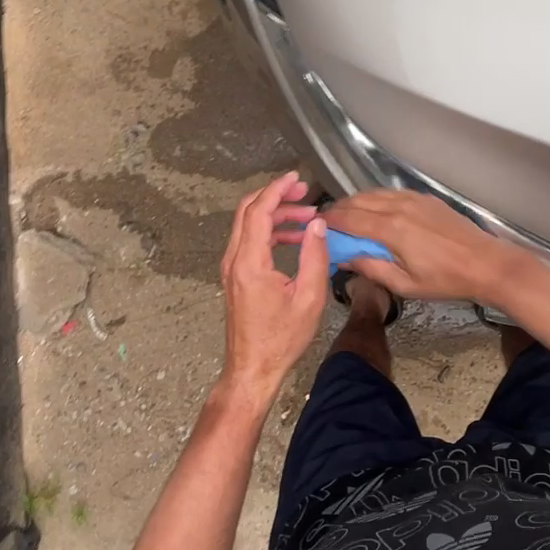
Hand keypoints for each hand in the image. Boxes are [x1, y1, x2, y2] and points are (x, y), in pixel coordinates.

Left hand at [220, 172, 330, 393]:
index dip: (277, 190)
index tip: (297, 179)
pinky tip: (295, 238)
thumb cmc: (281, 339)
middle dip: (276, 196)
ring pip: (248, 225)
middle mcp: (235, 261)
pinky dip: (271, 231)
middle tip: (304, 192)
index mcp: (250, 263)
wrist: (253, 369)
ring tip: (307, 216)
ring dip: (275, 214)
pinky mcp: (236, 277)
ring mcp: (232, 269)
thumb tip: (318, 224)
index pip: (259, 211)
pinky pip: (250, 241)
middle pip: (248, 211)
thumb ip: (315, 256)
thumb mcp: (309, 297)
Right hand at [322, 191, 532, 303]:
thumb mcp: (405, 284)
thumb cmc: (445, 280)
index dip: (329, 221)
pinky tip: (373, 209)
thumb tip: (344, 259)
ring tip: (345, 214)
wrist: (485, 263)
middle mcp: (399, 206)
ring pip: (374, 194)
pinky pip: (391, 193)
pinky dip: (375, 198)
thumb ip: (371, 268)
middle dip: (339, 209)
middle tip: (326, 221)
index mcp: (391, 229)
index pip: (350, 219)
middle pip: (359, 201)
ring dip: (356, 202)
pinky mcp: (425, 198)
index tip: (315, 225)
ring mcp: (414, 199)